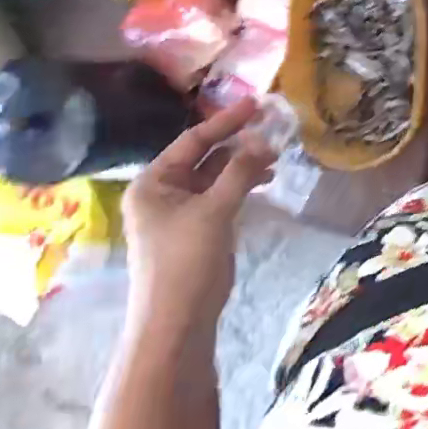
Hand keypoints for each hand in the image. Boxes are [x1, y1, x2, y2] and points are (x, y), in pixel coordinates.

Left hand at [121, 98, 276, 328]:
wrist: (177, 324)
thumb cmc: (186, 262)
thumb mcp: (215, 211)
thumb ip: (240, 172)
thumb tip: (265, 139)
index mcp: (153, 182)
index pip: (193, 141)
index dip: (226, 121)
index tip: (256, 104)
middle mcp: (162, 192)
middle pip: (204, 157)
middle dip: (237, 144)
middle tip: (272, 127)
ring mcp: (178, 213)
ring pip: (214, 178)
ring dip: (242, 166)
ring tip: (274, 157)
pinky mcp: (195, 230)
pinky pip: (219, 197)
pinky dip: (240, 187)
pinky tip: (263, 182)